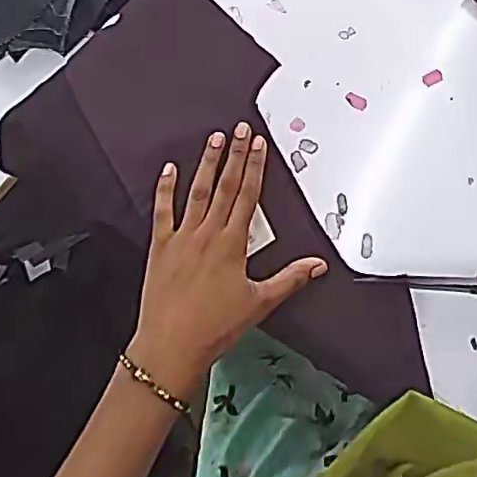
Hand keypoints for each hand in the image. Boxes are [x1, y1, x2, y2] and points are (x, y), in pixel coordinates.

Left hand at [128, 123, 326, 398]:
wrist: (171, 347)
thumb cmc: (214, 327)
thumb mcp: (260, 303)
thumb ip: (290, 279)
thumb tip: (316, 266)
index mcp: (232, 244)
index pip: (247, 195)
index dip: (254, 166)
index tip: (258, 145)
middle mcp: (207, 234)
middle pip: (225, 185)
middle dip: (235, 154)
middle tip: (240, 129)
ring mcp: (182, 237)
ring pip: (197, 191)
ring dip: (207, 163)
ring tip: (214, 139)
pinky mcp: (161, 247)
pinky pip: (162, 211)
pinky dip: (165, 189)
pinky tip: (169, 170)